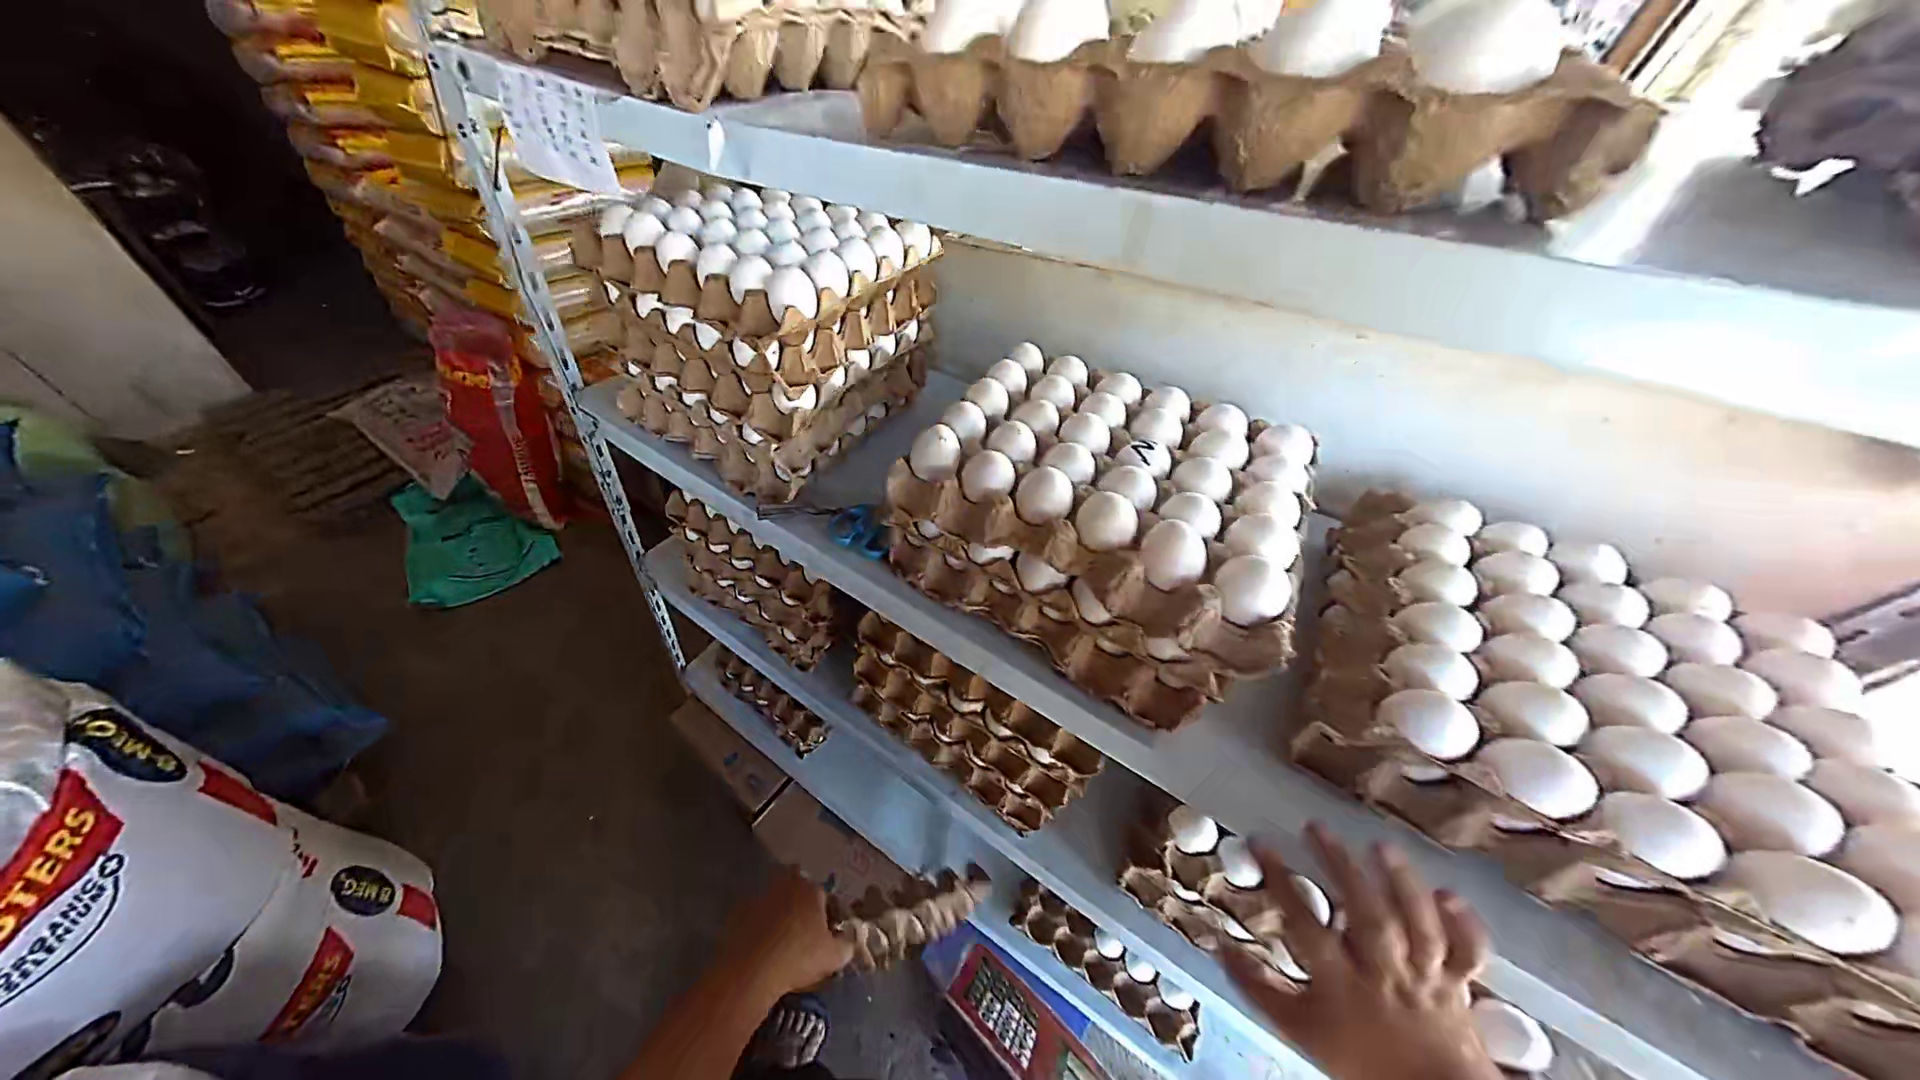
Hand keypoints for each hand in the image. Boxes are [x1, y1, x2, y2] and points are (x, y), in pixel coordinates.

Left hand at [718, 867, 853, 1000]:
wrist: (750, 972)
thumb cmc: (798, 959)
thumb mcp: (832, 957)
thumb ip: (847, 946)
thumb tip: (849, 941)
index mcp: (812, 890)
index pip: (825, 896)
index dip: (827, 914)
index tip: (826, 933)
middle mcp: (787, 884)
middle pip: (798, 888)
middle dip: (802, 903)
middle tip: (803, 930)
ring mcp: (761, 895)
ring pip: (776, 898)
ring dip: (780, 911)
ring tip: (781, 938)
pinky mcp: (739, 910)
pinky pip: (755, 912)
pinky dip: (759, 923)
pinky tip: (760, 944)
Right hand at [1225, 824, 1499, 1079]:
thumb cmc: (1362, 1063)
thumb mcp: (1298, 1029)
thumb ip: (1257, 987)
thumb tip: (1220, 946)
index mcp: (1341, 983)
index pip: (1304, 923)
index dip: (1280, 880)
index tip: (1261, 844)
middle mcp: (1384, 974)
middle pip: (1365, 914)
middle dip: (1340, 866)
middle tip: (1316, 828)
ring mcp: (1425, 976)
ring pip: (1415, 924)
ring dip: (1399, 882)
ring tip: (1378, 845)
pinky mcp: (1458, 983)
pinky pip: (1465, 951)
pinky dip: (1461, 921)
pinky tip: (1447, 892)